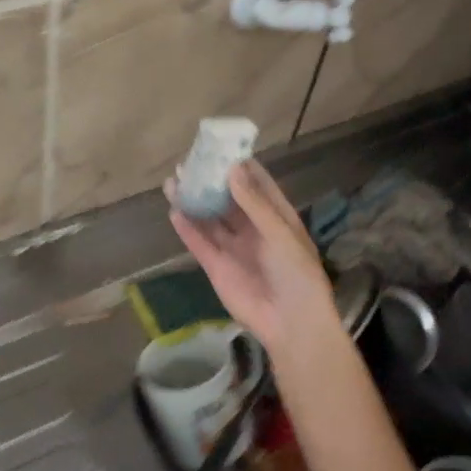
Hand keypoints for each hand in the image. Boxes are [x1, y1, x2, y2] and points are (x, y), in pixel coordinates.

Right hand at [167, 161, 341, 362]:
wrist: (291, 322)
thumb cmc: (297, 273)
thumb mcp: (280, 233)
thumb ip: (254, 203)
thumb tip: (232, 169)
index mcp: (276, 218)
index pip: (257, 185)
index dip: (240, 166)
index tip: (221, 147)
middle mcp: (254, 229)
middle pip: (228, 199)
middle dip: (210, 181)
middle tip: (189, 161)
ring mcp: (234, 248)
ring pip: (209, 219)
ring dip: (193, 201)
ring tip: (174, 181)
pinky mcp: (217, 267)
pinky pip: (199, 243)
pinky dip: (186, 228)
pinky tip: (173, 210)